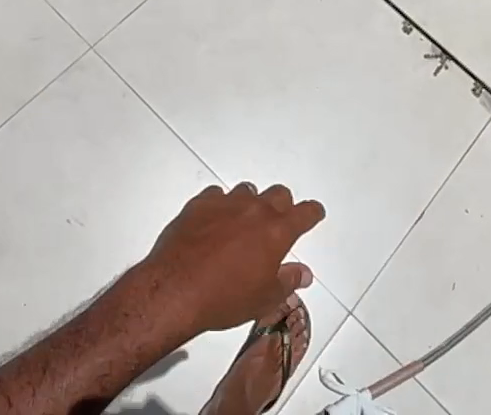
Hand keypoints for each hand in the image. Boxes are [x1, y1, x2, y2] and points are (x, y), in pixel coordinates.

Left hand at [133, 183, 325, 339]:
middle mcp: (254, 210)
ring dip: (249, 204)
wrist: (176, 291)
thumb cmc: (224, 298)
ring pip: (247, 191)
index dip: (312, 213)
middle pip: (278, 193)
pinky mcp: (200, 204)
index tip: (314, 213)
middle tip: (277, 223)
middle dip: (282, 206)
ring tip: (242, 224)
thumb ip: (287, 281)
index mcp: (276, 232)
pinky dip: (219, 206)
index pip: (305, 213)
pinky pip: (216, 195)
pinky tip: (214, 222)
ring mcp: (226, 203)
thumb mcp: (264, 299)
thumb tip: (302, 274)